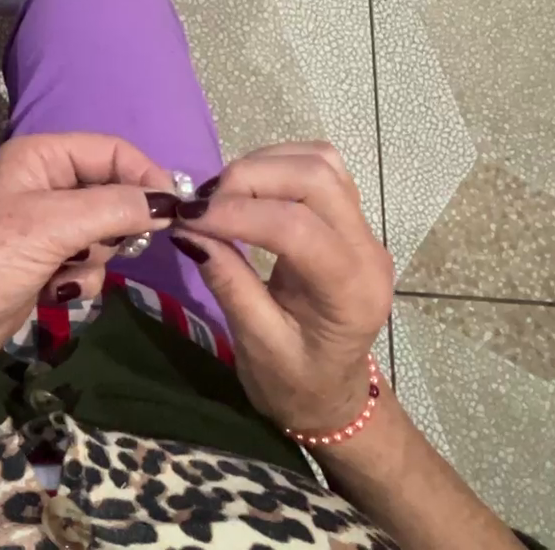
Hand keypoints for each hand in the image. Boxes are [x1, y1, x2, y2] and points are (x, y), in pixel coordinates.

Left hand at [0, 133, 177, 366]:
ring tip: (68, 270)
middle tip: (119, 246)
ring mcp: (45, 226)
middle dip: (118, 224)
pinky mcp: (46, 263)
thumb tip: (171, 202)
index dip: (146, 176)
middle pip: (112, 192)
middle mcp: (45, 183)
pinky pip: (88, 263)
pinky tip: (56, 292)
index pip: (112, 151)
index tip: (178, 210)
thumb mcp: (57, 223)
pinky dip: (81, 279)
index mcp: (42, 155)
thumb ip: (117, 207)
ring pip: (105, 232)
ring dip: (96, 256)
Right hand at [169, 143, 392, 435]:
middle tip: (202, 203)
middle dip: (248, 177)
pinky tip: (245, 189)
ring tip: (220, 195)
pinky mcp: (349, 215)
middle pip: (315, 177)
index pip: (296, 228)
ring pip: (318, 161)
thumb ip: (227, 282)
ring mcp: (363, 227)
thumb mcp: (256, 344)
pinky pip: (318, 164)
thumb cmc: (296, 381)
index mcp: (350, 292)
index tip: (187, 218)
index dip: (236, 213)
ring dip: (261, 165)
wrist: (333, 394)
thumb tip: (188, 229)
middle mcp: (367, 250)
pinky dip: (274, 163)